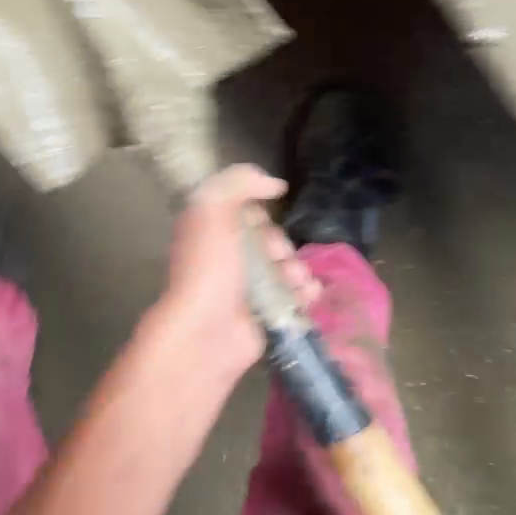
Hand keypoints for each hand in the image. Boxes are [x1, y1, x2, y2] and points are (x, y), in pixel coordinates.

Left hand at [154, 164, 319, 380]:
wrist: (207, 330)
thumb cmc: (209, 266)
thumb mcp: (214, 210)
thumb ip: (238, 184)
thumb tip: (273, 184)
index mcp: (207, 229)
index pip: (240, 210)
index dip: (257, 210)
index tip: (264, 216)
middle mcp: (224, 255)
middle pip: (266, 239)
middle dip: (281, 243)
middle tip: (280, 256)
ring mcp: (243, 287)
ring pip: (283, 268)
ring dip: (297, 269)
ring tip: (297, 279)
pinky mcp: (262, 313)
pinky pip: (292, 297)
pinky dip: (304, 293)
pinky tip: (308, 294)